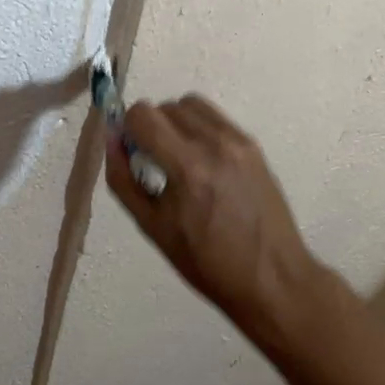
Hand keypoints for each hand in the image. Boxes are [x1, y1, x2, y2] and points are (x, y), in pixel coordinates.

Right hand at [105, 95, 318, 330]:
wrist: (272, 280)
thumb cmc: (208, 263)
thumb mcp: (153, 228)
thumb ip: (123, 180)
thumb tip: (111, 139)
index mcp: (187, 168)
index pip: (143, 114)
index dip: (129, 127)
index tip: (132, 151)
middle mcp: (214, 144)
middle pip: (165, 106)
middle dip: (151, 127)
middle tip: (154, 159)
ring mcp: (238, 141)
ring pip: (190, 104)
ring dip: (175, 121)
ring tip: (179, 155)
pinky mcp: (253, 145)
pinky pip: (215, 117)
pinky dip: (199, 127)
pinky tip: (204, 160)